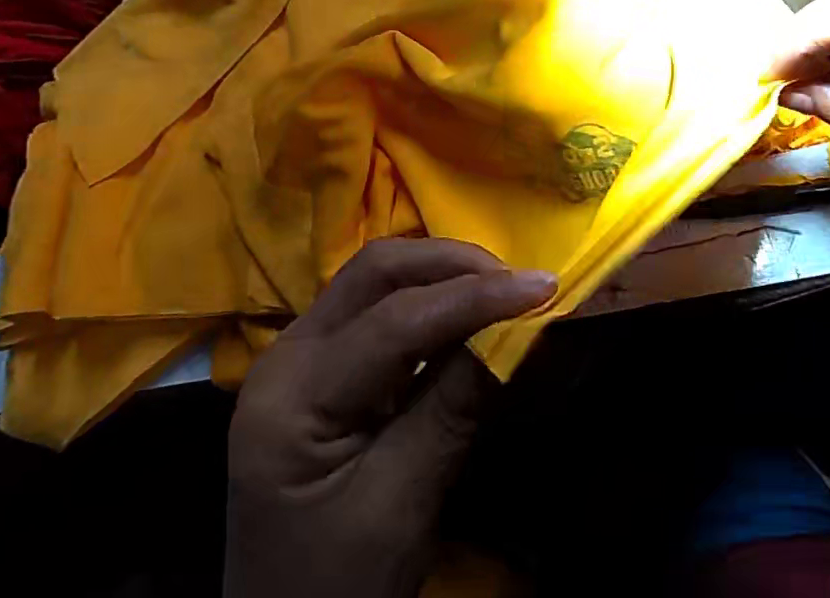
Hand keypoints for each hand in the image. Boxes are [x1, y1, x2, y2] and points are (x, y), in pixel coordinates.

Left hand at [224, 239, 556, 597]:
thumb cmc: (338, 583)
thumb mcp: (400, 506)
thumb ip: (452, 410)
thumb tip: (512, 330)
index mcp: (293, 392)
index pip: (392, 321)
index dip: (470, 297)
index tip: (542, 286)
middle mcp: (287, 353)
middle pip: (371, 274)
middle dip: (448, 264)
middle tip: (517, 279)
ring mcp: (297, 355)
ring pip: (370, 282)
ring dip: (437, 273)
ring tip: (498, 285)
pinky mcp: (317, 367)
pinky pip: (371, 310)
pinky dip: (422, 300)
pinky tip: (459, 309)